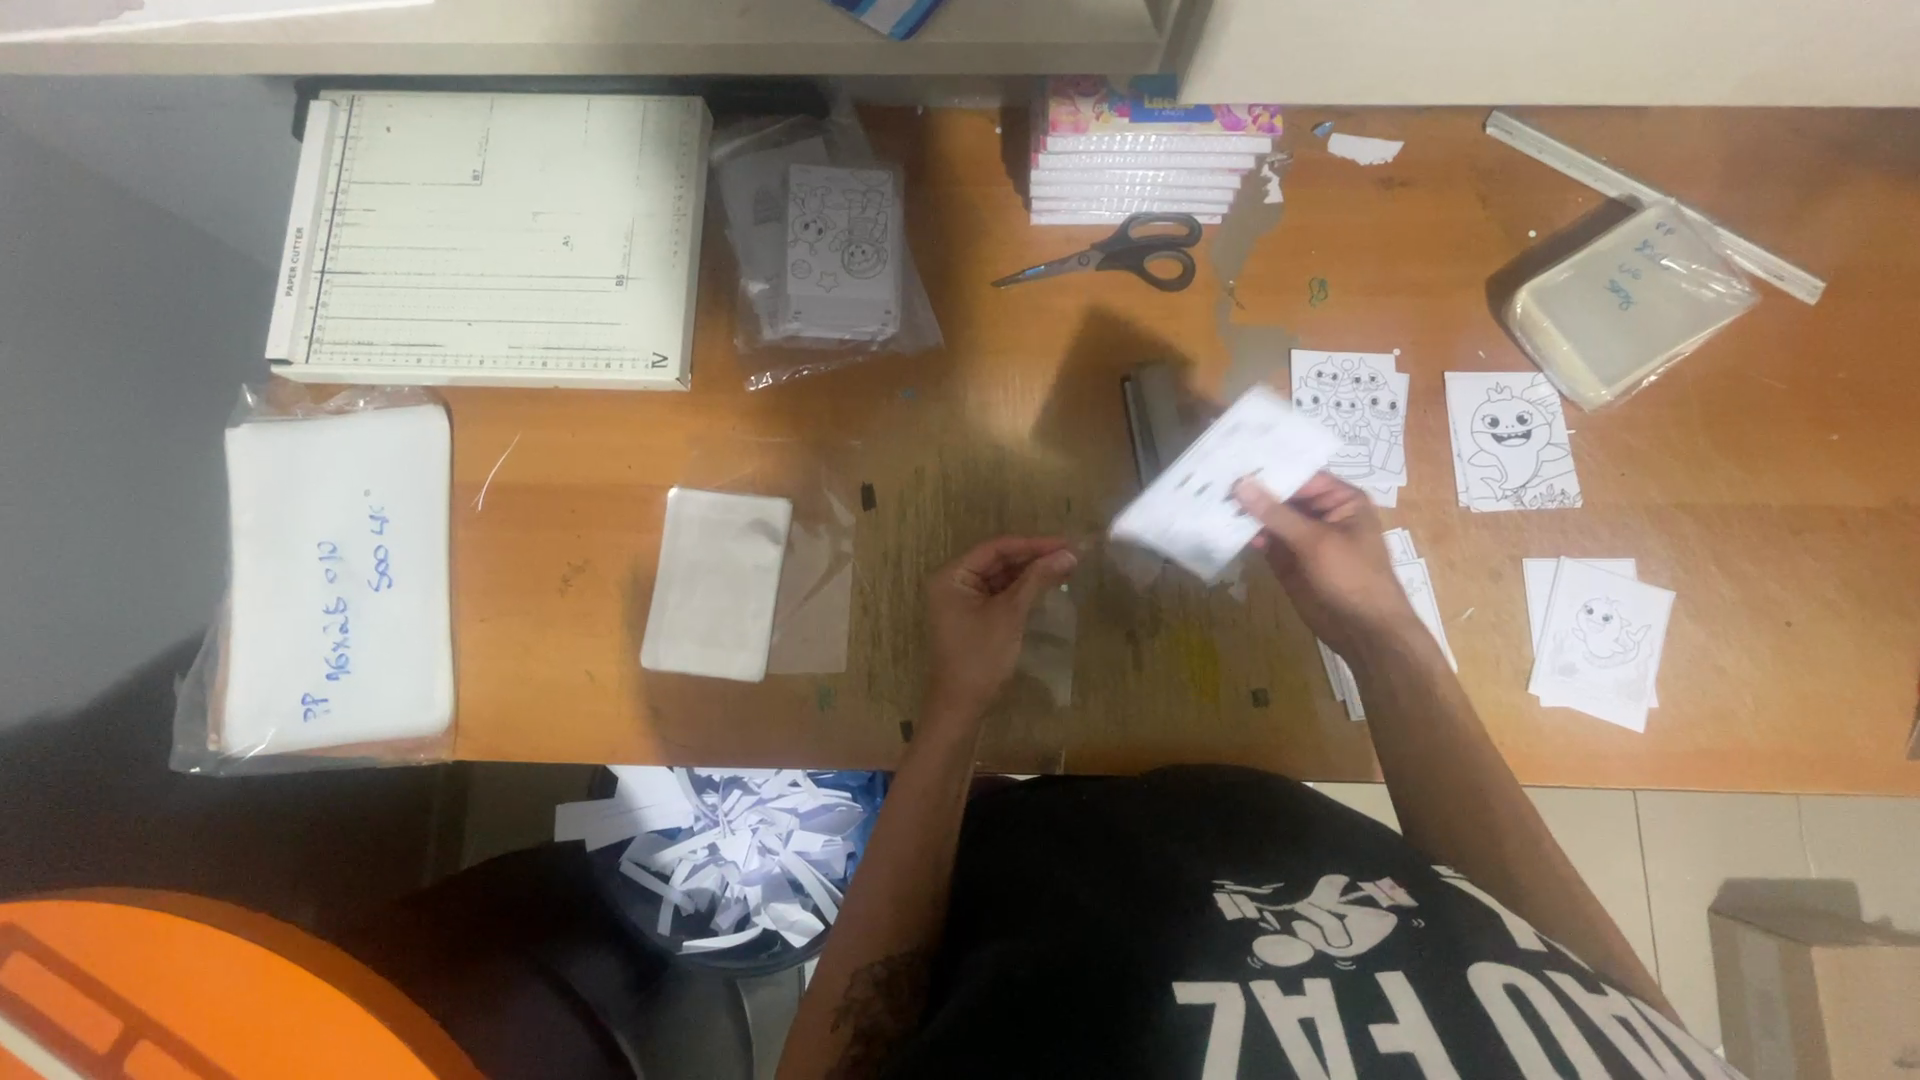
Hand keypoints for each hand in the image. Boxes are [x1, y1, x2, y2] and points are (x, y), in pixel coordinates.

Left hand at [923, 536, 1077, 724]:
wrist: (962, 705)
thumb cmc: (980, 657)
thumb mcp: (1010, 614)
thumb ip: (1036, 580)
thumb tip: (1069, 554)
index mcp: (952, 576)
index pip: (995, 549)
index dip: (1032, 544)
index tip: (1066, 543)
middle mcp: (953, 582)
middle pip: (998, 560)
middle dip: (1033, 557)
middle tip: (1071, 554)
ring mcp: (962, 600)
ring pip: (1001, 577)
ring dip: (1030, 573)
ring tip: (1066, 566)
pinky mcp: (973, 616)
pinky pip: (999, 594)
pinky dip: (1022, 590)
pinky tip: (1047, 585)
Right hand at [1233, 472, 1422, 656]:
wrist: (1363, 630)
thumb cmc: (1351, 576)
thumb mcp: (1314, 540)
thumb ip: (1276, 512)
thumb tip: (1240, 485)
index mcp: (1341, 500)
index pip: (1300, 475)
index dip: (1268, 470)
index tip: (1233, 462)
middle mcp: (1321, 513)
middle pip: (1282, 496)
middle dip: (1252, 491)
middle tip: (1214, 480)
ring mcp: (1303, 538)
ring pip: (1269, 518)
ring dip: (1246, 513)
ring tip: (1211, 501)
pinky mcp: (1288, 559)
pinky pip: (1264, 540)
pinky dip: (1247, 536)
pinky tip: (1222, 528)